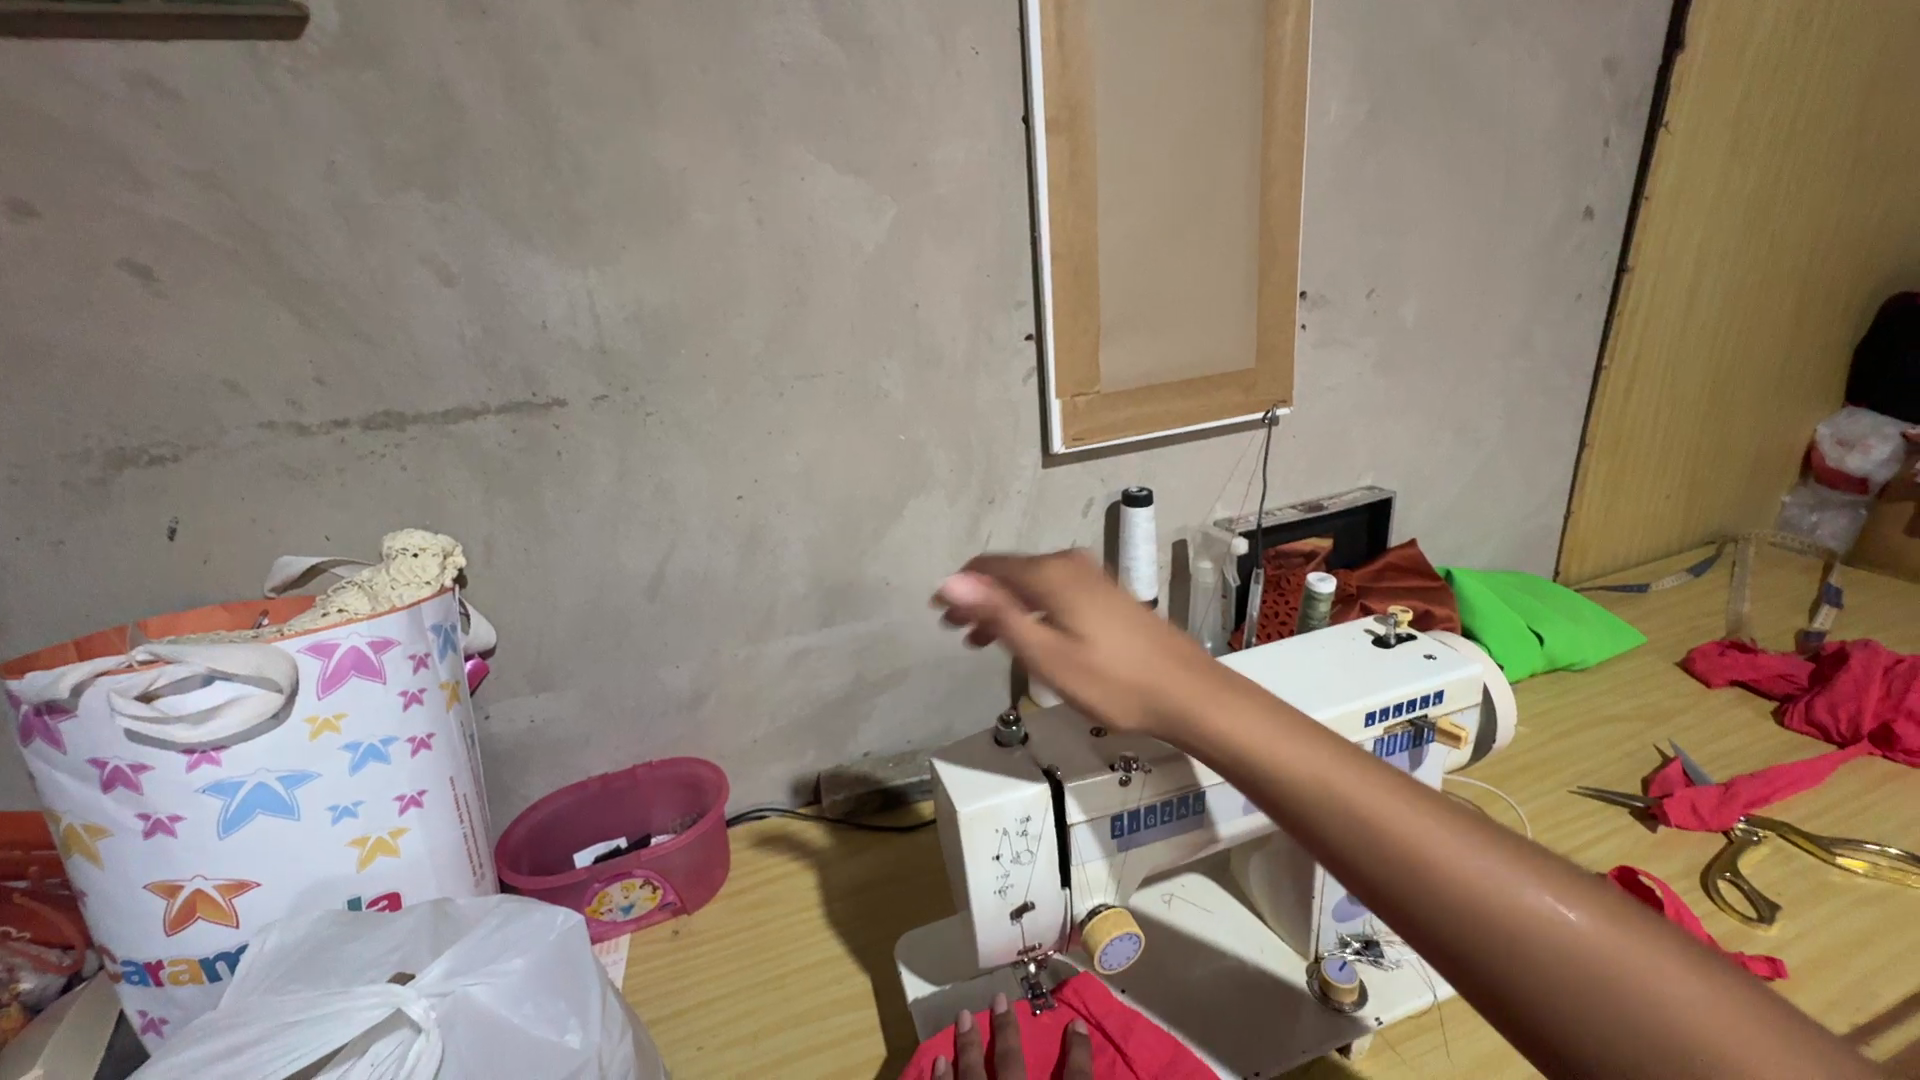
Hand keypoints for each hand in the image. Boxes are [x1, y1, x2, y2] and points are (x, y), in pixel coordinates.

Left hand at [932, 993, 1093, 1079]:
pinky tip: (938, 1062)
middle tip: (999, 999)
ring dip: (968, 1047)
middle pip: (1011, 1066)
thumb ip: (1074, 1078)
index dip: (1081, 1054)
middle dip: (1006, 1032)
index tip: (1078, 1025)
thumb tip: (1082, 1038)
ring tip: (963, 1018)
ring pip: (972, 1077)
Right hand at [934, 550, 1229, 739]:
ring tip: (983, 641)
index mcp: (1051, 574)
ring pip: (1031, 584)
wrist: (1187, 693)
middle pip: (1009, 573)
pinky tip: (1028, 638)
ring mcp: (1091, 577)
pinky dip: (1030, 610)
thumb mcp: (1046, 656)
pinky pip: (1053, 592)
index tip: (939, 615)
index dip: (960, 588)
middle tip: (957, 633)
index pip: (988, 567)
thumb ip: (998, 615)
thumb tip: (951, 582)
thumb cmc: (1112, 682)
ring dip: (1003, 607)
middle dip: (979, 599)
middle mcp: (1069, 564)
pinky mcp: (1106, 594)